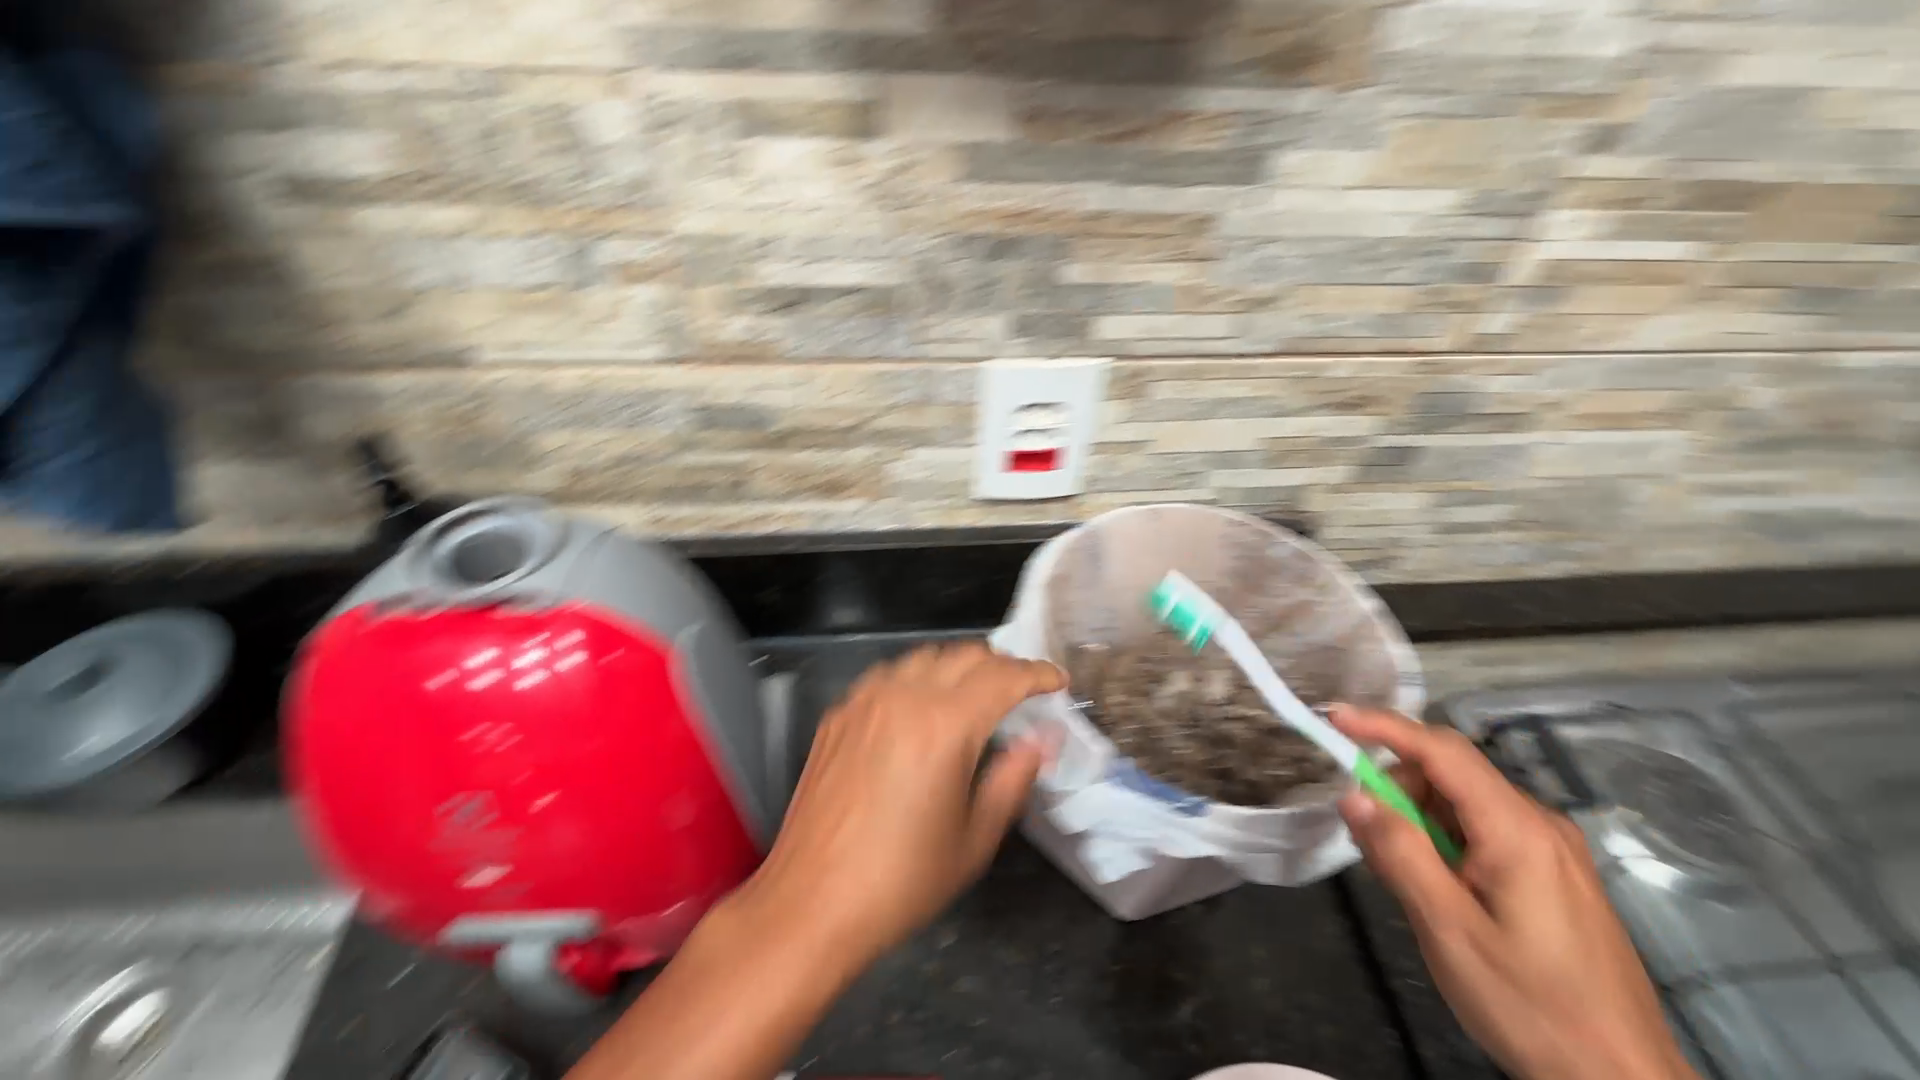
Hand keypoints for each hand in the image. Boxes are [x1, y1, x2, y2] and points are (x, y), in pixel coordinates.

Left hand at [735, 642, 1065, 968]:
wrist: (811, 902)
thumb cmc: (902, 881)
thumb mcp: (974, 838)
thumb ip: (1012, 778)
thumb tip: (1042, 738)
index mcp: (944, 725)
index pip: (1003, 676)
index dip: (1037, 674)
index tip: (1057, 681)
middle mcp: (903, 698)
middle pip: (964, 654)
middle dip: (1001, 665)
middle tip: (1022, 691)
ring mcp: (863, 702)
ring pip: (923, 657)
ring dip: (958, 666)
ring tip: (975, 695)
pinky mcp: (837, 716)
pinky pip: (888, 676)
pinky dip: (918, 678)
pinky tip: (921, 709)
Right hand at [1330, 706, 1697, 1079]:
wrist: (1623, 1078)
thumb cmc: (1530, 1003)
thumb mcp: (1448, 929)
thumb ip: (1399, 854)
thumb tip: (1354, 796)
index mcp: (1517, 829)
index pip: (1442, 751)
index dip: (1384, 726)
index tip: (1334, 717)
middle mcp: (1540, 824)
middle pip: (1453, 775)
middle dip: (1398, 790)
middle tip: (1366, 840)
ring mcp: (1554, 850)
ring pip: (1467, 807)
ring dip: (1421, 822)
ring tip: (1405, 880)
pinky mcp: (1557, 876)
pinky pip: (1487, 834)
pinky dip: (1447, 843)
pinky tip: (1440, 890)